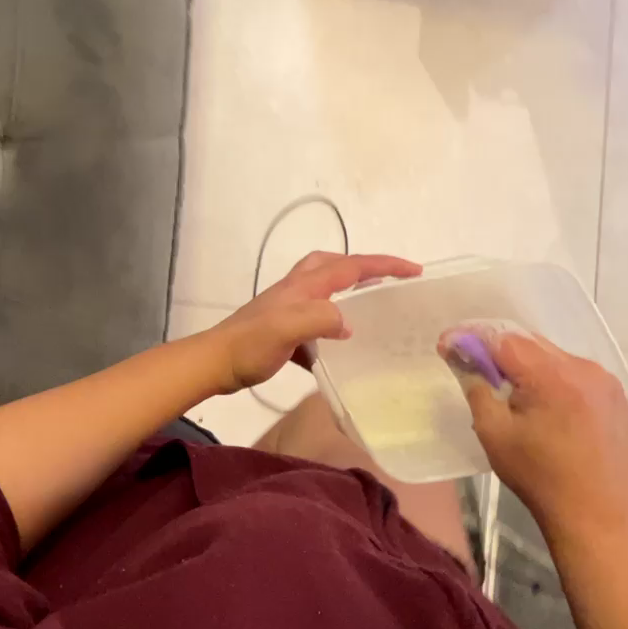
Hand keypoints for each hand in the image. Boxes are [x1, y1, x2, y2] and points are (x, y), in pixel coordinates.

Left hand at [201, 252, 422, 396]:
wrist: (213, 363)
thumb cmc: (250, 345)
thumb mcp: (288, 329)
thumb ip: (320, 319)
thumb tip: (348, 323)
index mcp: (301, 287)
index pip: (348, 267)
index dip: (381, 265)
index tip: (414, 270)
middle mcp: (293, 292)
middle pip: (330, 265)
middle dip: (361, 266)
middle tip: (387, 280)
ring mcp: (283, 311)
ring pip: (320, 291)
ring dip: (345, 294)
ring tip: (369, 313)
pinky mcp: (278, 333)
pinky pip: (310, 324)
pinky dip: (326, 330)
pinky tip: (336, 355)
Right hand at [447, 324, 627, 540]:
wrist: (598, 516)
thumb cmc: (539, 476)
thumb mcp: (492, 431)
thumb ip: (476, 386)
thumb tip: (462, 358)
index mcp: (552, 377)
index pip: (502, 339)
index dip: (470, 338)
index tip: (447, 347)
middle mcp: (583, 370)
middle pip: (527, 342)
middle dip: (494, 348)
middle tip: (469, 364)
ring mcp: (604, 382)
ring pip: (550, 354)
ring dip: (522, 362)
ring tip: (502, 385)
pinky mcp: (614, 396)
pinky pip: (571, 371)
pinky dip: (546, 375)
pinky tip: (536, 399)